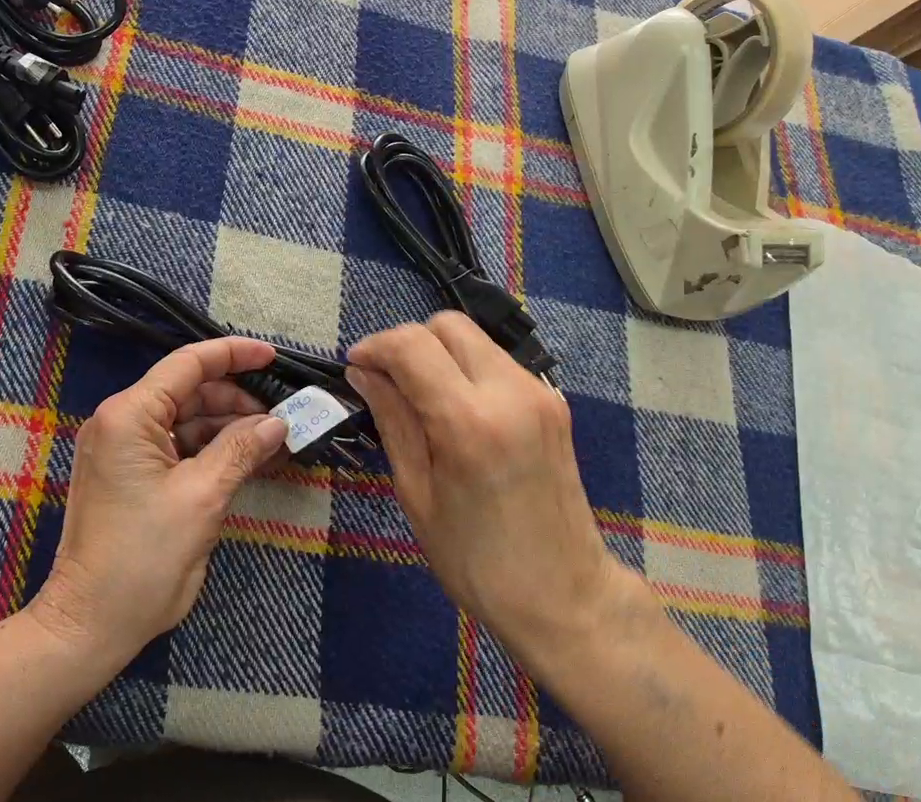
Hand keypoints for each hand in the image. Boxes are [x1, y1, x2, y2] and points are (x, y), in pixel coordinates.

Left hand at [29, 337, 288, 658]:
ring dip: (226, 427)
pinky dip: (209, 451)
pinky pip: (174, 448)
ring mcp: (120, 450)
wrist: (92, 620)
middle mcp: (119, 422)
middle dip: (236, 400)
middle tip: (283, 415)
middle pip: (187, 391)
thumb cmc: (144, 557)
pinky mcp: (127, 475)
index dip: (232, 355)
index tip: (273, 357)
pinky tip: (246, 460)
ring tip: (273, 440)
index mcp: (128, 415)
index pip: (187, 364)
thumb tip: (277, 423)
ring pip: (183, 420)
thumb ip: (240, 450)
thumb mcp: (202, 498)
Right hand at [346, 313, 639, 668]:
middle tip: (386, 381)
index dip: (375, 347)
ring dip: (438, 354)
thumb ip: (392, 421)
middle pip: (447, 325)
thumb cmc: (476, 560)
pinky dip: (466, 370)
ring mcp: (540, 393)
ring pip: (475, 338)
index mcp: (469, 422)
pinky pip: (497, 362)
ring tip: (418, 397)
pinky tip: (453, 409)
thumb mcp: (417, 493)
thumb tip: (364, 373)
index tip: (356, 367)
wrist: (564, 595)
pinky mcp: (554, 402)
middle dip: (408, 343)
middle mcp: (511, 392)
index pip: (412, 345)